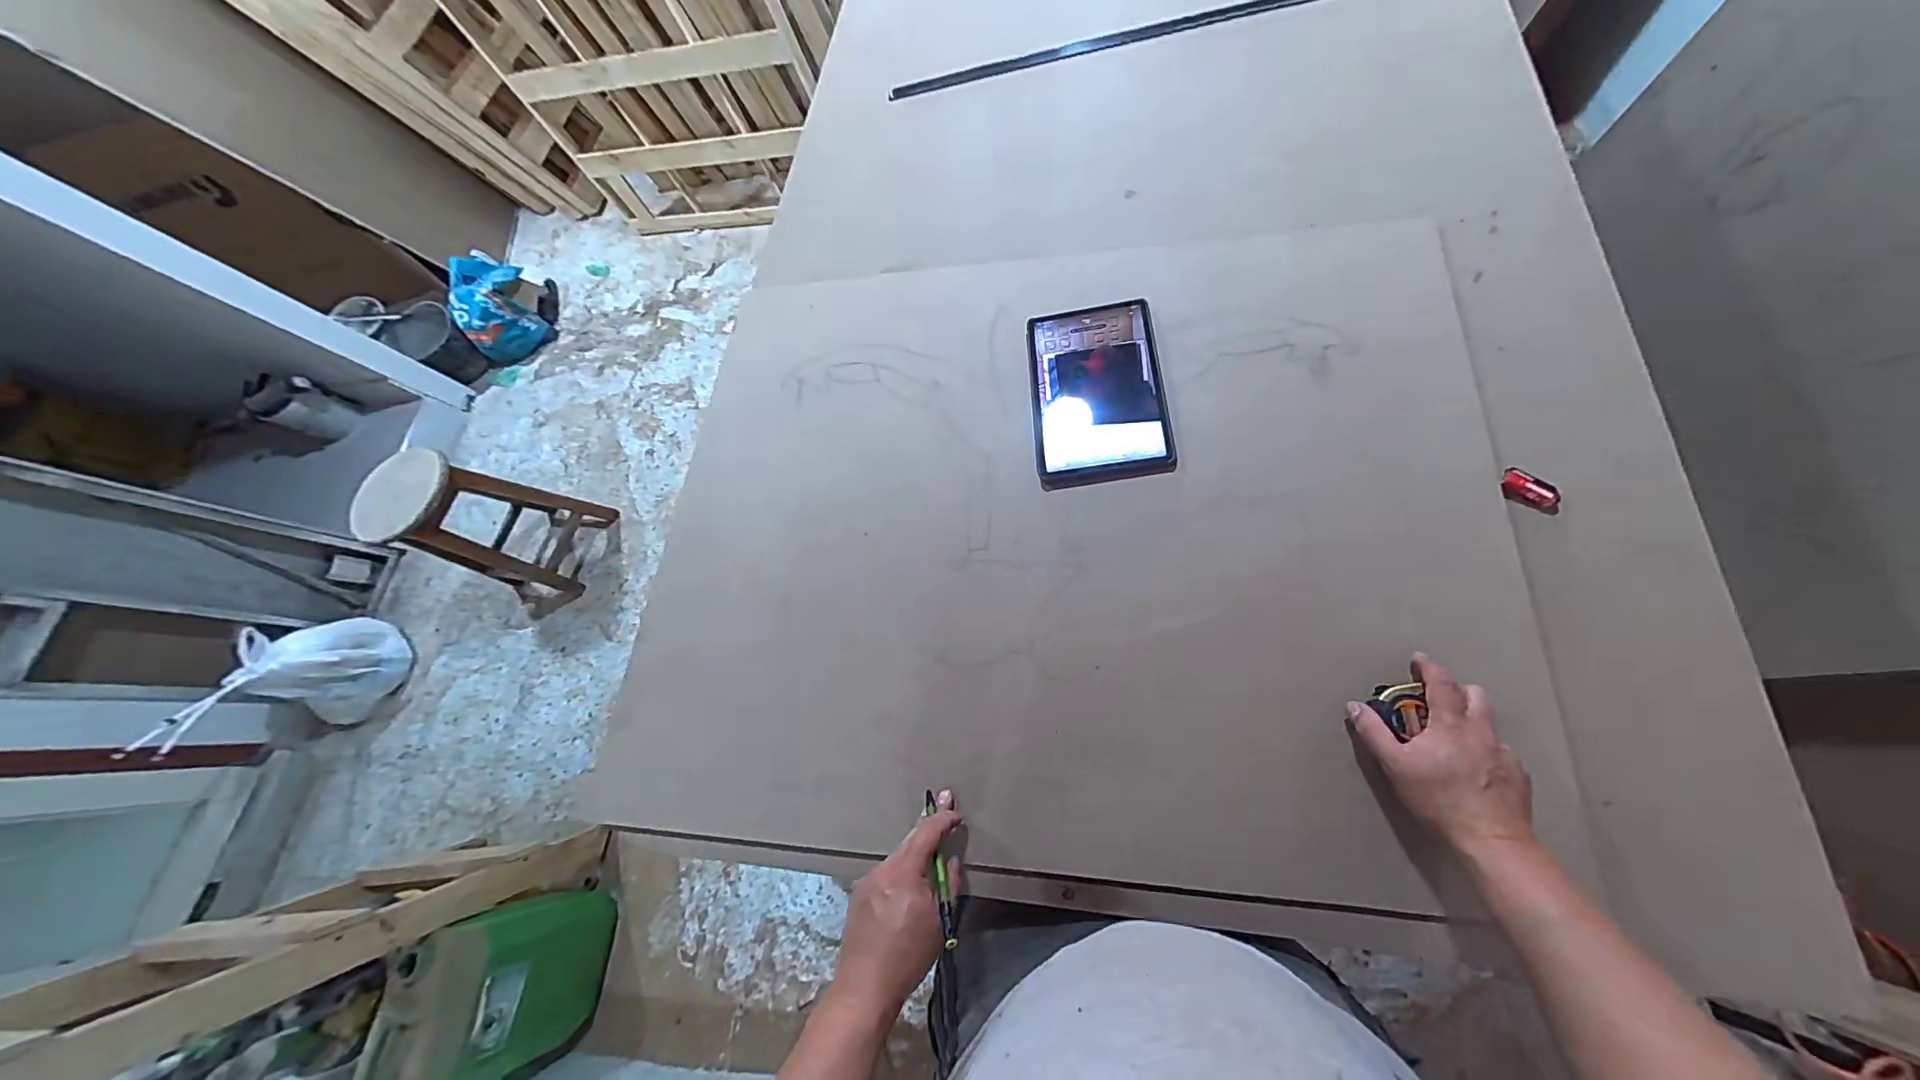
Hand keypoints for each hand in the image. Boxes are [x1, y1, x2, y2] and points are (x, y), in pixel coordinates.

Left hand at [831, 789, 961, 1016]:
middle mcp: (881, 869)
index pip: (925, 833)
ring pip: (897, 858)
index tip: (956, 811)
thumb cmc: (908, 955)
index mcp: (902, 872)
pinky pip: (886, 873)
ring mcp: (866, 881)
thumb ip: (948, 884)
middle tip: (946, 807)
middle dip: (929, 827)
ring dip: (915, 854)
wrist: (865, 986)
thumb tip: (950, 860)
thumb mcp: (940, 920)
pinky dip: (901, 871)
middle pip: (909, 841)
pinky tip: (908, 886)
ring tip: (931, 860)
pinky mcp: (858, 895)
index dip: (942, 819)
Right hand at [1347, 653, 1534, 854]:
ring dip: (1470, 718)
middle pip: (1474, 695)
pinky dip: (1484, 749)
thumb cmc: (1438, 800)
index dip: (1428, 668)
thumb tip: (1355, 706)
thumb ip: (1374, 732)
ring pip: (1488, 722)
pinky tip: (1473, 769)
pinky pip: (1499, 750)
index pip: (1441, 684)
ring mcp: (1503, 753)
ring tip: (1453, 736)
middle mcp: (1481, 732)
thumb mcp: (1395, 766)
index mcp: (1451, 725)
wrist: (1492, 840)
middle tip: (1436, 699)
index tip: (1419, 660)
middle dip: (1456, 689)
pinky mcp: (1518, 775)